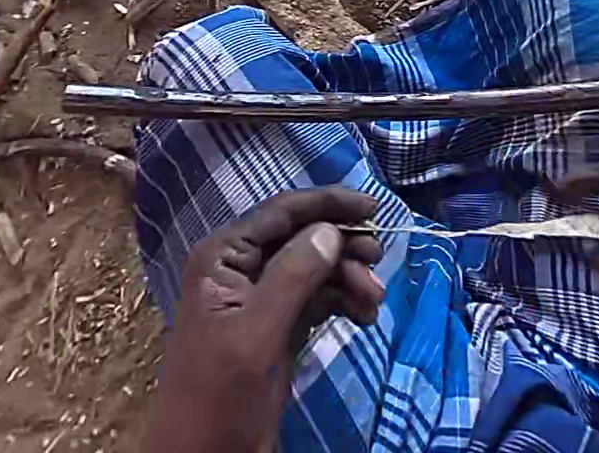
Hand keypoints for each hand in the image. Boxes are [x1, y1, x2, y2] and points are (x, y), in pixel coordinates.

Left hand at [146, 187, 385, 452]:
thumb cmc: (219, 396)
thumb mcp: (257, 334)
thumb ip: (293, 276)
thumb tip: (329, 230)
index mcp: (223, 254)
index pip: (280, 212)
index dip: (326, 203)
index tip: (372, 205)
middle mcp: (240, 266)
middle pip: (300, 238)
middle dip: (341, 245)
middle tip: (378, 259)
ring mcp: (259, 297)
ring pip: (312, 268)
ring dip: (346, 277)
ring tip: (374, 301)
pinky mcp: (275, 327)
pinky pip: (314, 299)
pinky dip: (340, 302)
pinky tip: (364, 316)